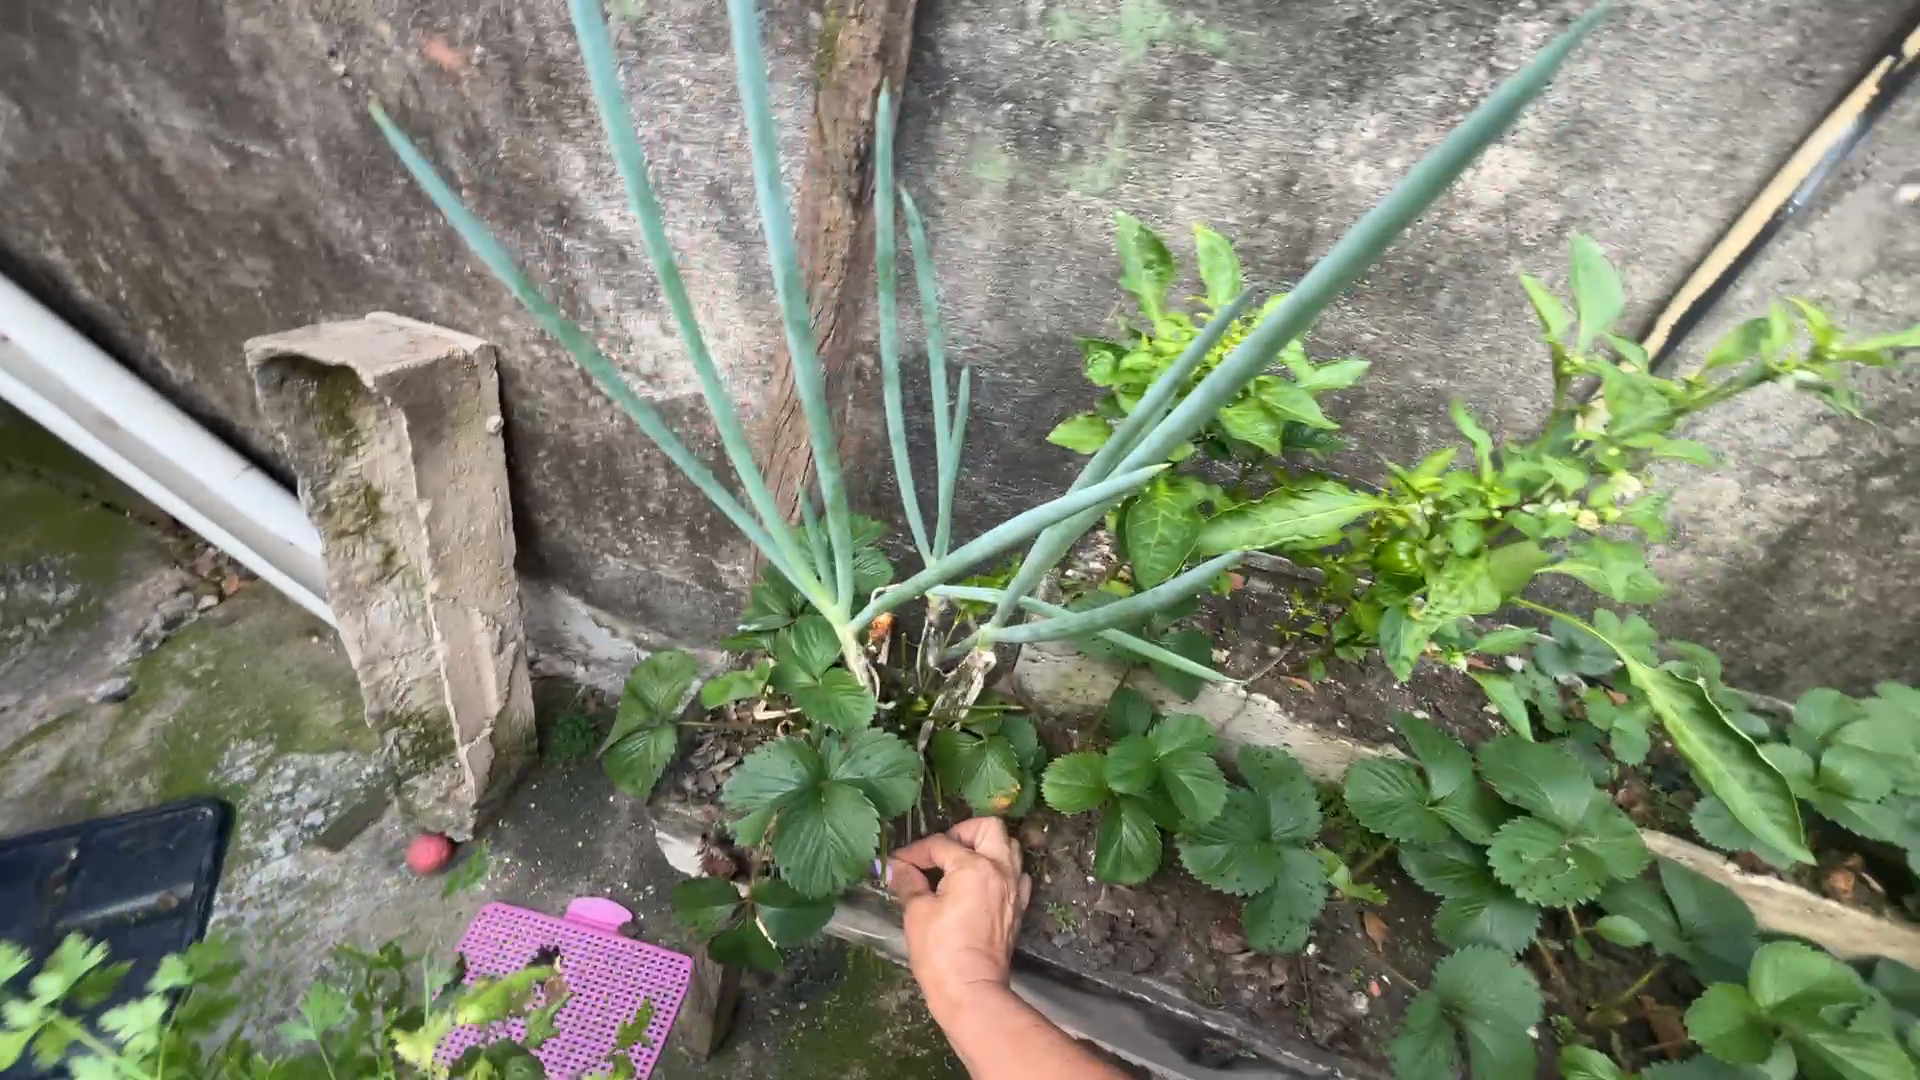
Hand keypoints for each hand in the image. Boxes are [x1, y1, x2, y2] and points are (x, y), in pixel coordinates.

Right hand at [887, 817, 1032, 1017]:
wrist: (971, 992)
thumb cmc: (940, 952)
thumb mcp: (917, 912)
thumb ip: (909, 882)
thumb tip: (895, 867)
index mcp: (973, 865)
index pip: (940, 844)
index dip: (915, 851)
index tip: (898, 863)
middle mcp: (999, 868)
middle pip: (989, 827)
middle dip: (963, 832)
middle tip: (942, 850)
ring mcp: (1014, 887)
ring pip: (1009, 846)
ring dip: (987, 846)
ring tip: (962, 862)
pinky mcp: (1018, 907)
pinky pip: (1017, 874)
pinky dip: (1002, 869)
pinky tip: (983, 882)